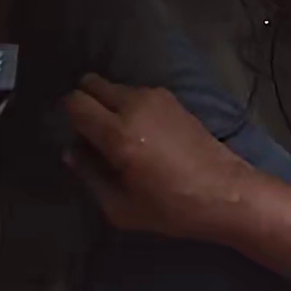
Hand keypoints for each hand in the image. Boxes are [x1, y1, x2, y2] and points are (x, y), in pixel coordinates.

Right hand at [63, 73, 272, 243]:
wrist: (222, 189)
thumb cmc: (170, 207)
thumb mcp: (121, 208)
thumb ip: (90, 175)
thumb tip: (71, 151)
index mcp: (118, 133)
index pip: (76, 102)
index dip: (68, 114)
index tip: (74, 134)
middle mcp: (134, 104)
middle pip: (92, 83)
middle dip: (85, 101)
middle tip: (91, 131)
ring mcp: (154, 95)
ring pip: (115, 86)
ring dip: (109, 103)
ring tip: (119, 134)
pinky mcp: (170, 95)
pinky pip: (136, 91)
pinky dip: (129, 103)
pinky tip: (141, 130)